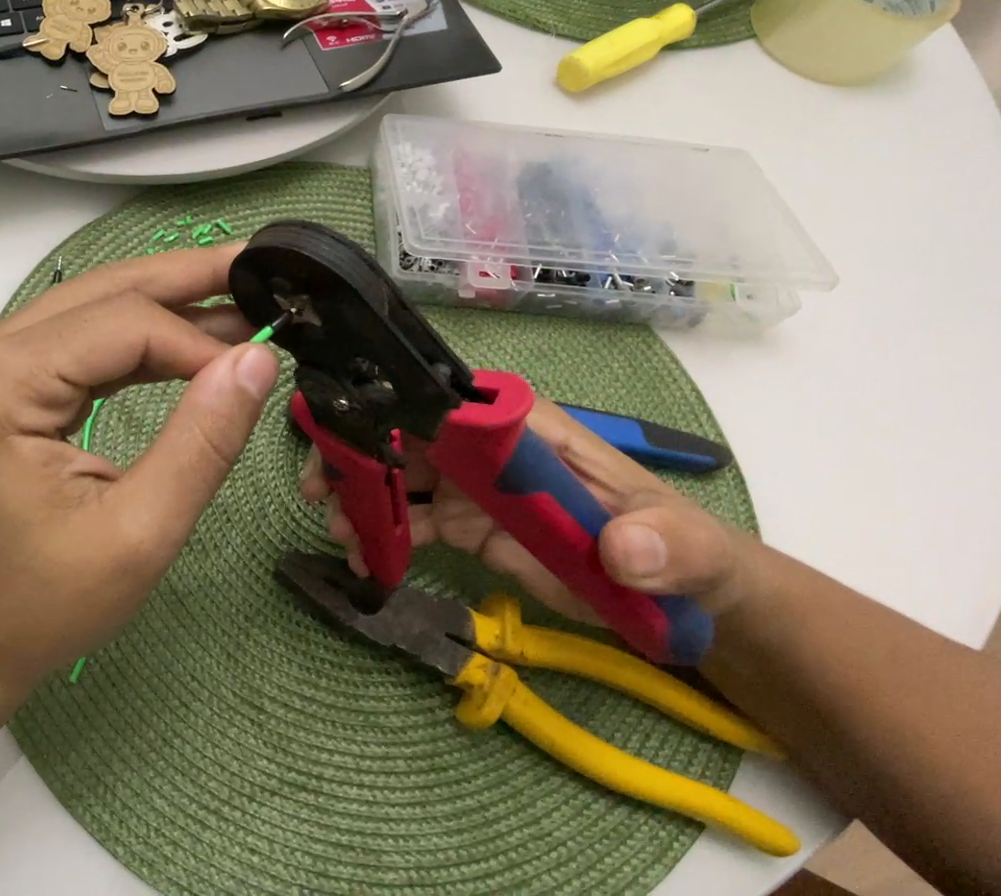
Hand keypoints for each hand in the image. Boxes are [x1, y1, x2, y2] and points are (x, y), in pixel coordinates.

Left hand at [0, 246, 279, 700]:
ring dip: (167, 306)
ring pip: (92, 309)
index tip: (261, 368)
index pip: (123, 326)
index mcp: (0, 382)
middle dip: (188, 281)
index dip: (200, 341)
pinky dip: (137, 341)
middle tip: (264, 266)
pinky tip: (190, 340)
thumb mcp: (140, 533)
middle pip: (104, 293)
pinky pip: (77, 341)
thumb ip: (202, 442)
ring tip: (242, 298)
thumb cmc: (42, 605)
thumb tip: (257, 358)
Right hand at [299, 400, 766, 622]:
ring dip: (360, 495)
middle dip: (357, 453)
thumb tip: (625, 549)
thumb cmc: (681, 551)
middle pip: (407, 434)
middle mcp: (489, 450)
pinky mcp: (467, 526)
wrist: (676, 596)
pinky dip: (382, 535)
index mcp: (528, 430)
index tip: (350, 431)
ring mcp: (473, 487)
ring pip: (398, 475)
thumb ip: (662, 544)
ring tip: (336, 529)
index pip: (452, 404)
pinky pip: (411, 521)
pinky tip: (363, 558)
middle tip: (318, 486)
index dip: (396, 409)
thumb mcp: (682, 547)